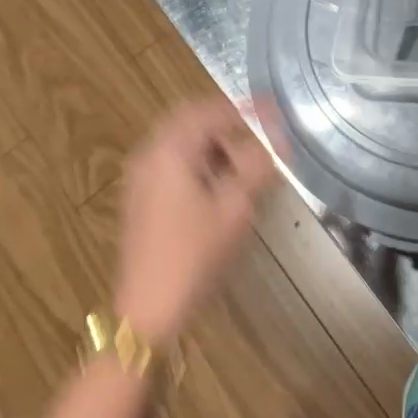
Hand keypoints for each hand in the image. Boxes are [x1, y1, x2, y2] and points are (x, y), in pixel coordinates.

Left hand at [112, 101, 278, 344]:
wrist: (149, 308)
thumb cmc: (194, 253)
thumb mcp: (236, 206)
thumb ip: (257, 165)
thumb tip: (276, 138)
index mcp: (170, 150)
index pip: (212, 111)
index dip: (247, 109)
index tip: (276, 113)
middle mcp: (149, 155)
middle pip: (192, 120)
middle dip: (228, 123)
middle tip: (261, 135)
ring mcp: (140, 177)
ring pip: (181, 142)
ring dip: (214, 143)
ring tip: (246, 162)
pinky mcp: (141, 198)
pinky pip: (173, 162)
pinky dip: (200, 161)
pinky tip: (222, 183)